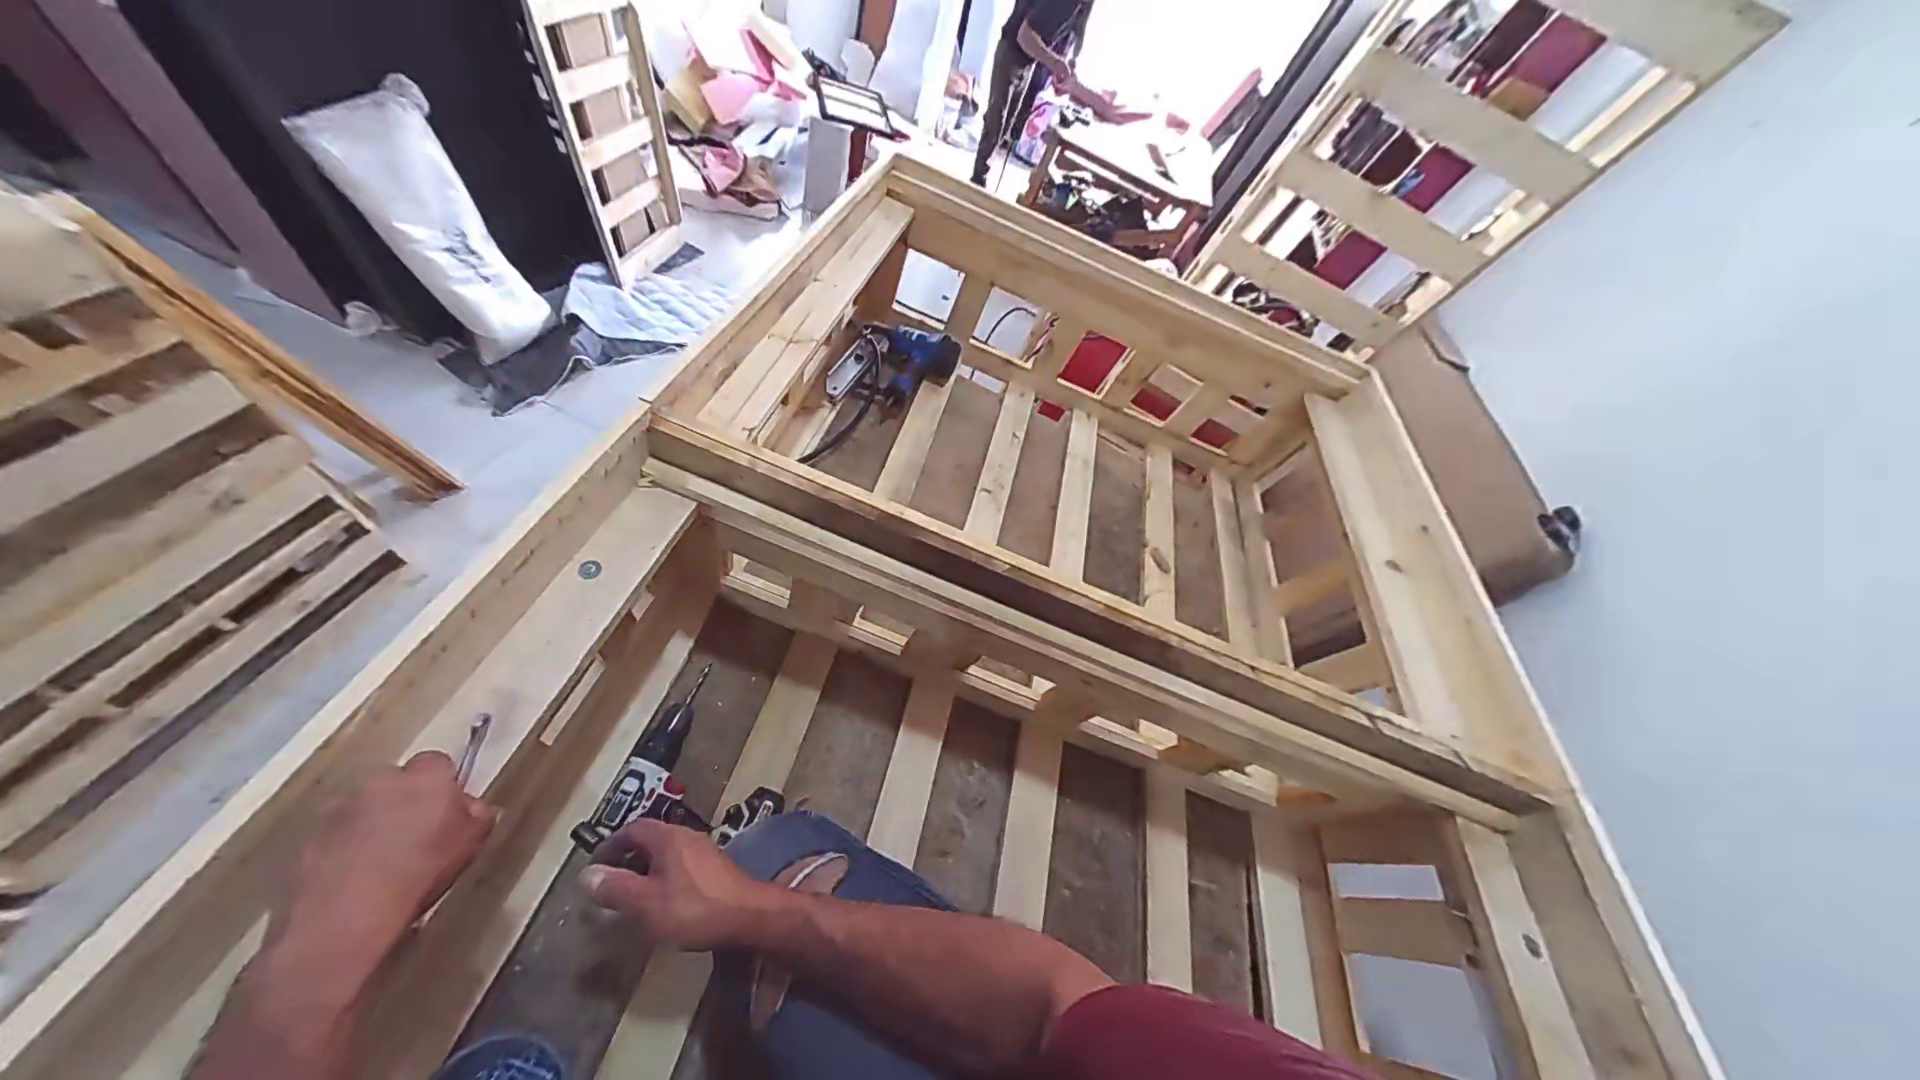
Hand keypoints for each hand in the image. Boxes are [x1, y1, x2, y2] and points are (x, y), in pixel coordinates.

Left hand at [282, 751, 496, 956]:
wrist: (345, 918)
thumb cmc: (421, 872)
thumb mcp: (472, 842)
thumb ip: (477, 815)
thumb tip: (471, 809)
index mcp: (425, 777)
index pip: (438, 763)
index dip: (443, 785)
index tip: (448, 810)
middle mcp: (380, 782)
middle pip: (396, 782)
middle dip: (405, 801)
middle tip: (418, 834)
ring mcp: (338, 810)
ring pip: (364, 807)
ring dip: (373, 822)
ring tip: (383, 860)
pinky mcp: (306, 840)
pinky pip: (336, 835)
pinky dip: (345, 848)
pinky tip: (355, 877)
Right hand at [578, 819, 782, 949]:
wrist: (748, 914)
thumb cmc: (694, 907)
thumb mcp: (647, 902)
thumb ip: (616, 888)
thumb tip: (586, 875)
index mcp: (668, 838)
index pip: (633, 828)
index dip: (610, 844)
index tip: (595, 866)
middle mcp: (687, 836)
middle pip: (650, 838)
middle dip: (627, 857)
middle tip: (610, 882)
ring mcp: (704, 849)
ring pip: (667, 851)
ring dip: (646, 867)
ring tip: (631, 894)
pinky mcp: (715, 866)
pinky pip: (681, 863)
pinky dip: (665, 875)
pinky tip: (662, 900)